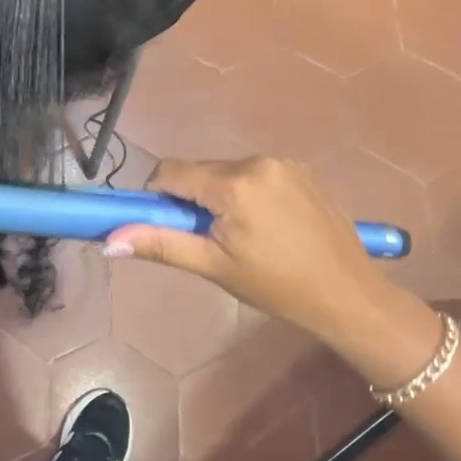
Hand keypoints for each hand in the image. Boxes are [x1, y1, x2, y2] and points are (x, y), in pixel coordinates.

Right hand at [106, 157, 391, 342]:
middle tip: (210, 239)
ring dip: (219, 197)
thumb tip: (108, 240)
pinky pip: (253, 174)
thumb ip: (160, 244)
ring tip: (242, 236)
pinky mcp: (302, 170)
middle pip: (198, 171)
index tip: (169, 226)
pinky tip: (267, 226)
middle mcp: (257, 162)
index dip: (158, 196)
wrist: (352, 298)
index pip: (170, 172)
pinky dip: (246, 194)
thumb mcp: (213, 267)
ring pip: (225, 172)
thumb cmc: (278, 287)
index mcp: (234, 185)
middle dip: (193, 200)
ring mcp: (284, 163)